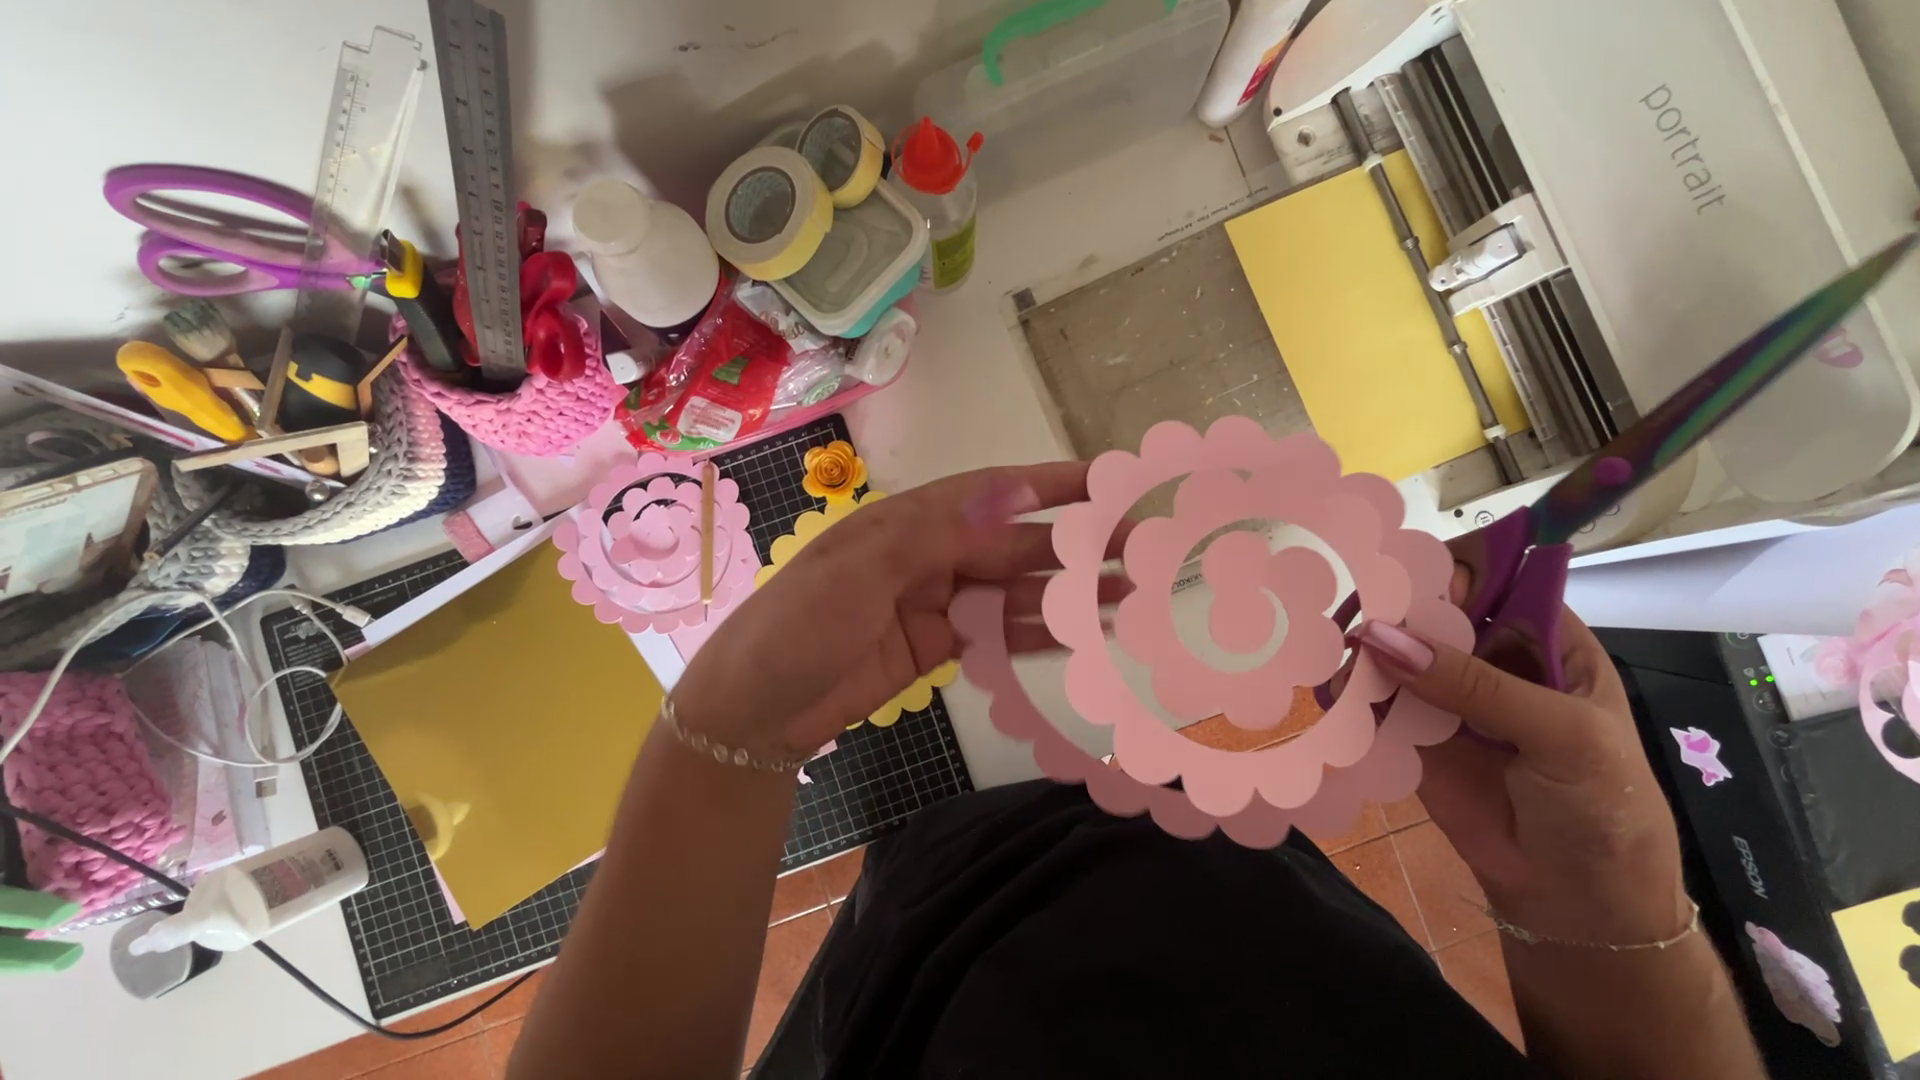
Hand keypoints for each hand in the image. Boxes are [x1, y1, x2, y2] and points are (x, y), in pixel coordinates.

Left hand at [671, 463, 1128, 761]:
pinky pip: (995, 634)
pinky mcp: (936, 647)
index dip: (1052, 484)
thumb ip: (936, 532)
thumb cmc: (799, 625)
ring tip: (1126, 597)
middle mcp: (928, 554)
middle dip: (1074, 544)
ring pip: (1012, 591)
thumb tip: (1010, 494)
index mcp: (909, 522)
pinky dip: (1036, 634)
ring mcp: (934, 603)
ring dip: (1065, 593)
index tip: (1109, 481)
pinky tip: (1079, 636)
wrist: (754, 709)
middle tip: (1138, 550)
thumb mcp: (860, 570)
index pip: (993, 493)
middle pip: (1013, 543)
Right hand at [1354, 607, 1692, 947]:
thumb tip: (1378, 636)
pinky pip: (1376, 705)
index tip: (1407, 581)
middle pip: (1433, 615)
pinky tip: (1332, 691)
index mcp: (1547, 644)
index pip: (1495, 583)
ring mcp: (1448, 700)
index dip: (1453, 574)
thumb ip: (1474, 683)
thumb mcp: (1562, 734)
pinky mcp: (1412, 738)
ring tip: (1328, 649)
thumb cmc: (1603, 807)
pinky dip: (1350, 696)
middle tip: (1351, 616)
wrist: (1578, 905)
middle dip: (1393, 611)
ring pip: (1396, 657)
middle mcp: (1492, 661)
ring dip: (1363, 652)